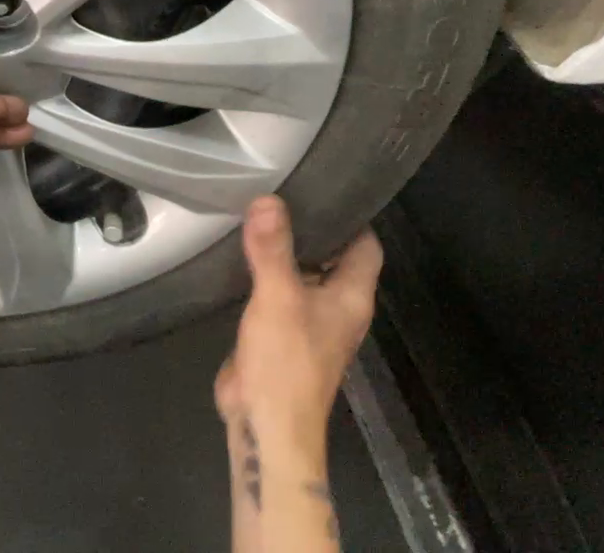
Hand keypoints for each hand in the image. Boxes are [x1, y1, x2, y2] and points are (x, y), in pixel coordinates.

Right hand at [214, 197, 382, 458]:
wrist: (265, 420)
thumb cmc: (287, 361)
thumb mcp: (278, 298)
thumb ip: (272, 250)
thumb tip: (267, 200)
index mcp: (350, 298)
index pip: (364, 247)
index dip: (349, 216)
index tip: (320, 184)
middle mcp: (335, 306)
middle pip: (332, 256)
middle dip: (310, 226)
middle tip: (279, 188)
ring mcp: (306, 319)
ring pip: (302, 272)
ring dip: (284, 247)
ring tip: (255, 210)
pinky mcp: (277, 329)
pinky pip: (275, 288)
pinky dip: (263, 268)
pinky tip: (238, 251)